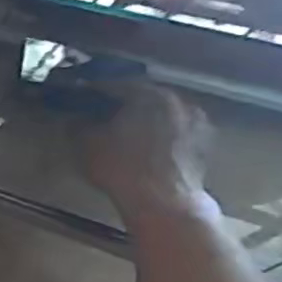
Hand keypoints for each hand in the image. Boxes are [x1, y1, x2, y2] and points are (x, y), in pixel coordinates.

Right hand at [82, 84, 214, 222]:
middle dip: (125, 100)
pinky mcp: (205, 138)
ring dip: (145, 113)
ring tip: (126, 124)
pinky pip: (177, 124)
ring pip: (164, 109)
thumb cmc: (121, 166)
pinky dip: (161, 127)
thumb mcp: (88, 143)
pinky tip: (146, 138)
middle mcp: (178, 101)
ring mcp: (197, 119)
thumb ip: (81, 124)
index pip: (117, 84)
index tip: (80, 92)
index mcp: (149, 96)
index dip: (95, 88)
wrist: (163, 197)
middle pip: (147, 94)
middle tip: (103, 107)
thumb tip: (77, 117)